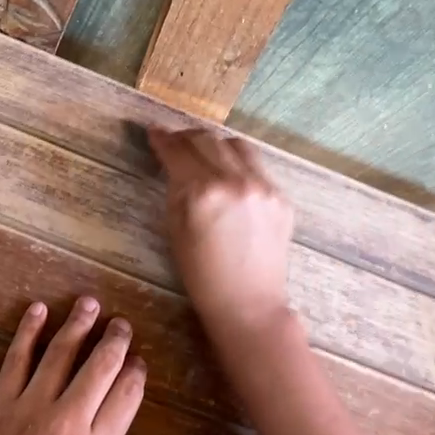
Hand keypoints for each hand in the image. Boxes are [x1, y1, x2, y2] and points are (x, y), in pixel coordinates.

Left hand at [0, 296, 145, 434]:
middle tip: (122, 323)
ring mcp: (30, 408)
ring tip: (89, 303)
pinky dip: (28, 331)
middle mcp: (67, 422)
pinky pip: (16, 359)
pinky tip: (38, 310)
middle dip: (114, 341)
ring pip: (61, 354)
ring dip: (78, 325)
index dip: (135, 375)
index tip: (140, 361)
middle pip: (99, 368)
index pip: (125, 399)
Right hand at [147, 127, 295, 334]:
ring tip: (203, 152)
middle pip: (205, 139)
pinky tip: (229, 175)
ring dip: (214, 143)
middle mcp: (235, 181)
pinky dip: (237, 163)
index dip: (161, 138)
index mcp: (202, 191)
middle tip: (174, 142)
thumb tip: (172, 161)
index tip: (153, 132)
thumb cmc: (200, 272)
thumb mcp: (174, 227)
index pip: (176, 151)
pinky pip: (255, 165)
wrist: (248, 302)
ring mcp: (263, 186)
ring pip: (234, 144)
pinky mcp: (280, 196)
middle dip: (185, 137)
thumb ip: (176, 187)